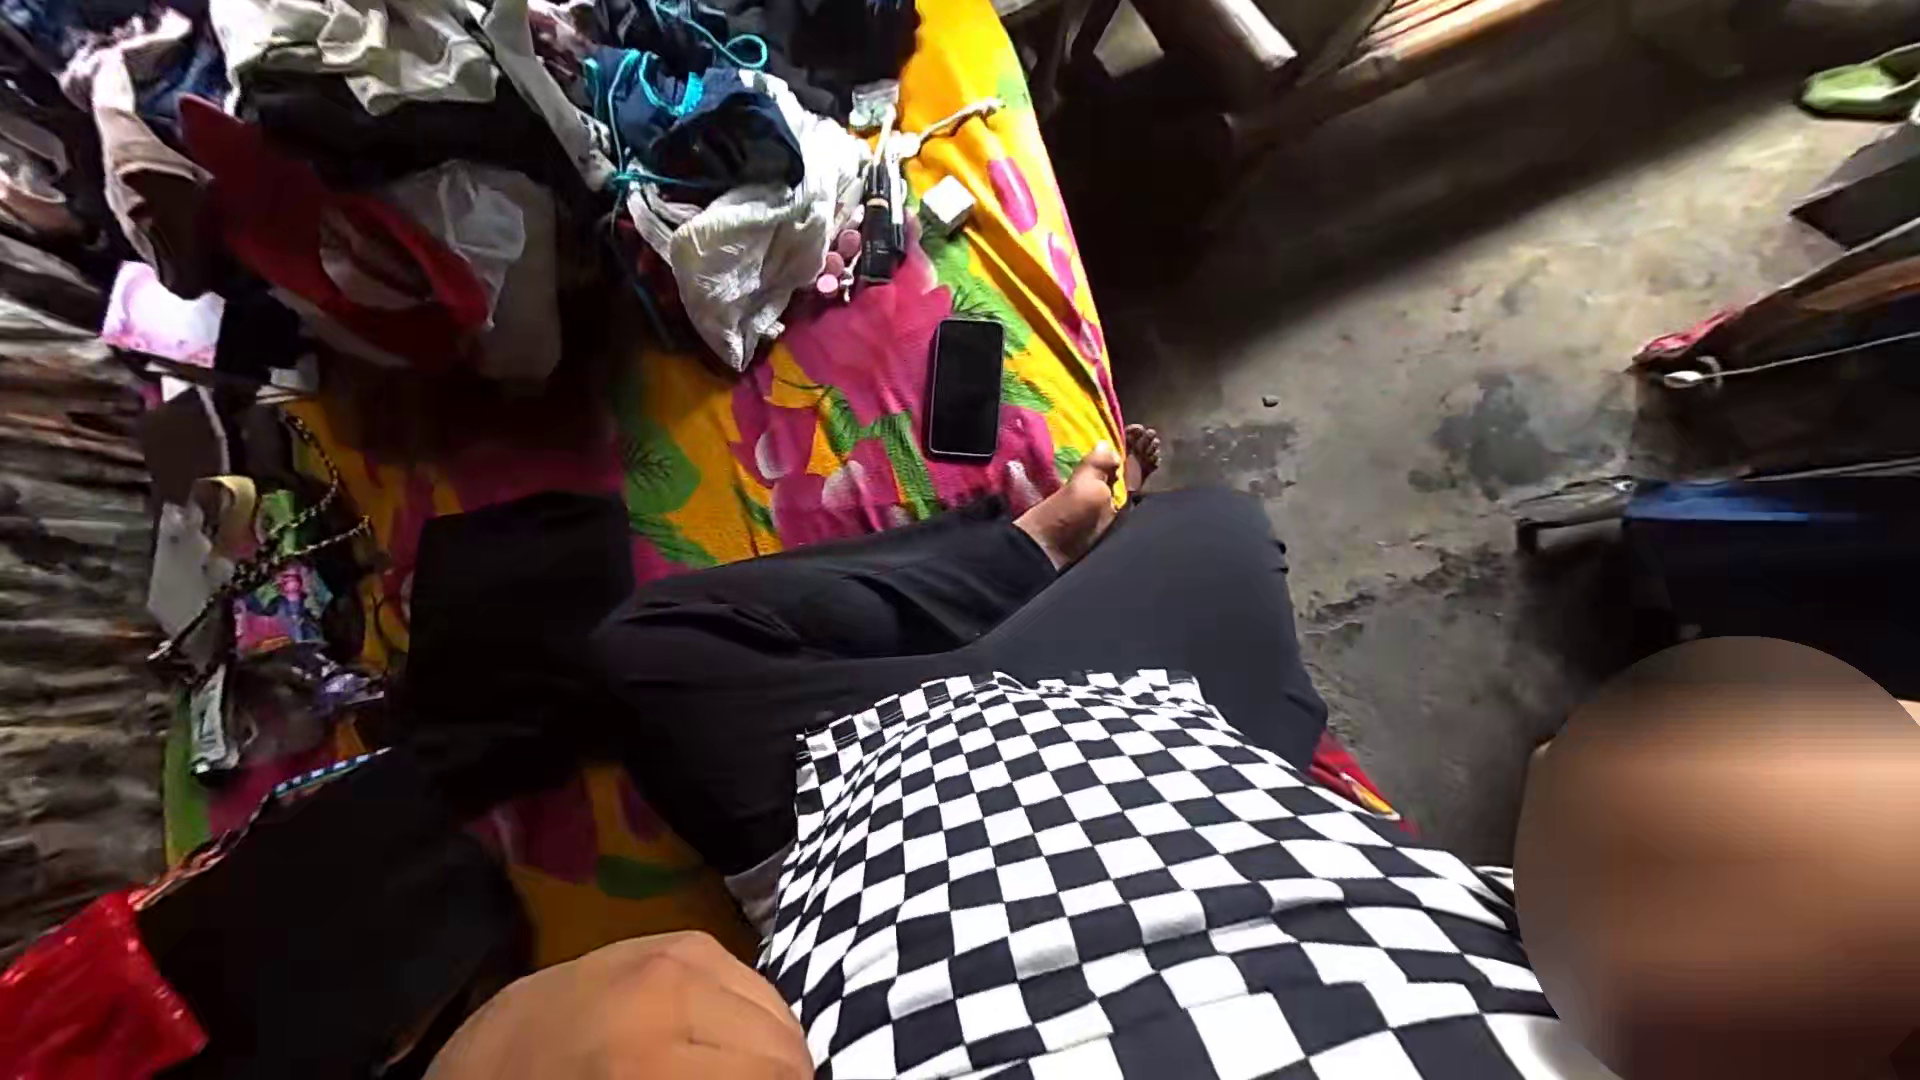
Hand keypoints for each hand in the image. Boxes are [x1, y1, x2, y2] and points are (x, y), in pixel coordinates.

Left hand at [426, 932, 810, 1079]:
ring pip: (778, 1014)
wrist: (495, 1044)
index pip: (766, 1077)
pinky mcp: (692, 939)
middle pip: (781, 1047)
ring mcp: (687, 953)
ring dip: (780, 1060)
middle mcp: (677, 991)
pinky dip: (763, 1029)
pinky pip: (757, 987)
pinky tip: (741, 1055)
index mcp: (642, 1060)